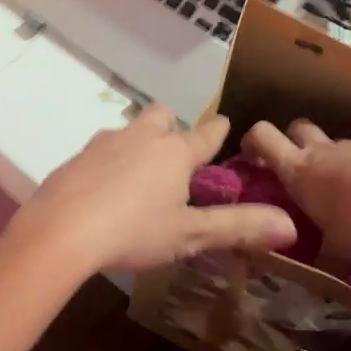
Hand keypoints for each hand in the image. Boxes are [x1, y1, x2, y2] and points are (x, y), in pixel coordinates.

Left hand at [7, 105, 298, 273]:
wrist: (61, 230)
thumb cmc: (133, 231)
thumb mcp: (190, 234)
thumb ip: (238, 227)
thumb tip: (289, 225)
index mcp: (174, 152)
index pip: (205, 135)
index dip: (217, 131)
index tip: (225, 124)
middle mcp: (140, 137)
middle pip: (161, 116)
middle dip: (171, 126)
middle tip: (176, 152)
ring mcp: (103, 143)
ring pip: (128, 130)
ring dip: (138, 143)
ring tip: (140, 173)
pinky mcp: (76, 158)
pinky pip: (100, 151)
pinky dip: (110, 162)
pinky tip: (105, 189)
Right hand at [243, 119, 350, 264]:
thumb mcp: (339, 254)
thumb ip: (323, 262)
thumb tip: (314, 282)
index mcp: (297, 171)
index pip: (262, 136)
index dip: (251, 142)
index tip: (250, 158)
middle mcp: (320, 152)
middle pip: (294, 127)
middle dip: (289, 142)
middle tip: (293, 169)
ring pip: (330, 142)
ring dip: (328, 158)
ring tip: (337, 192)